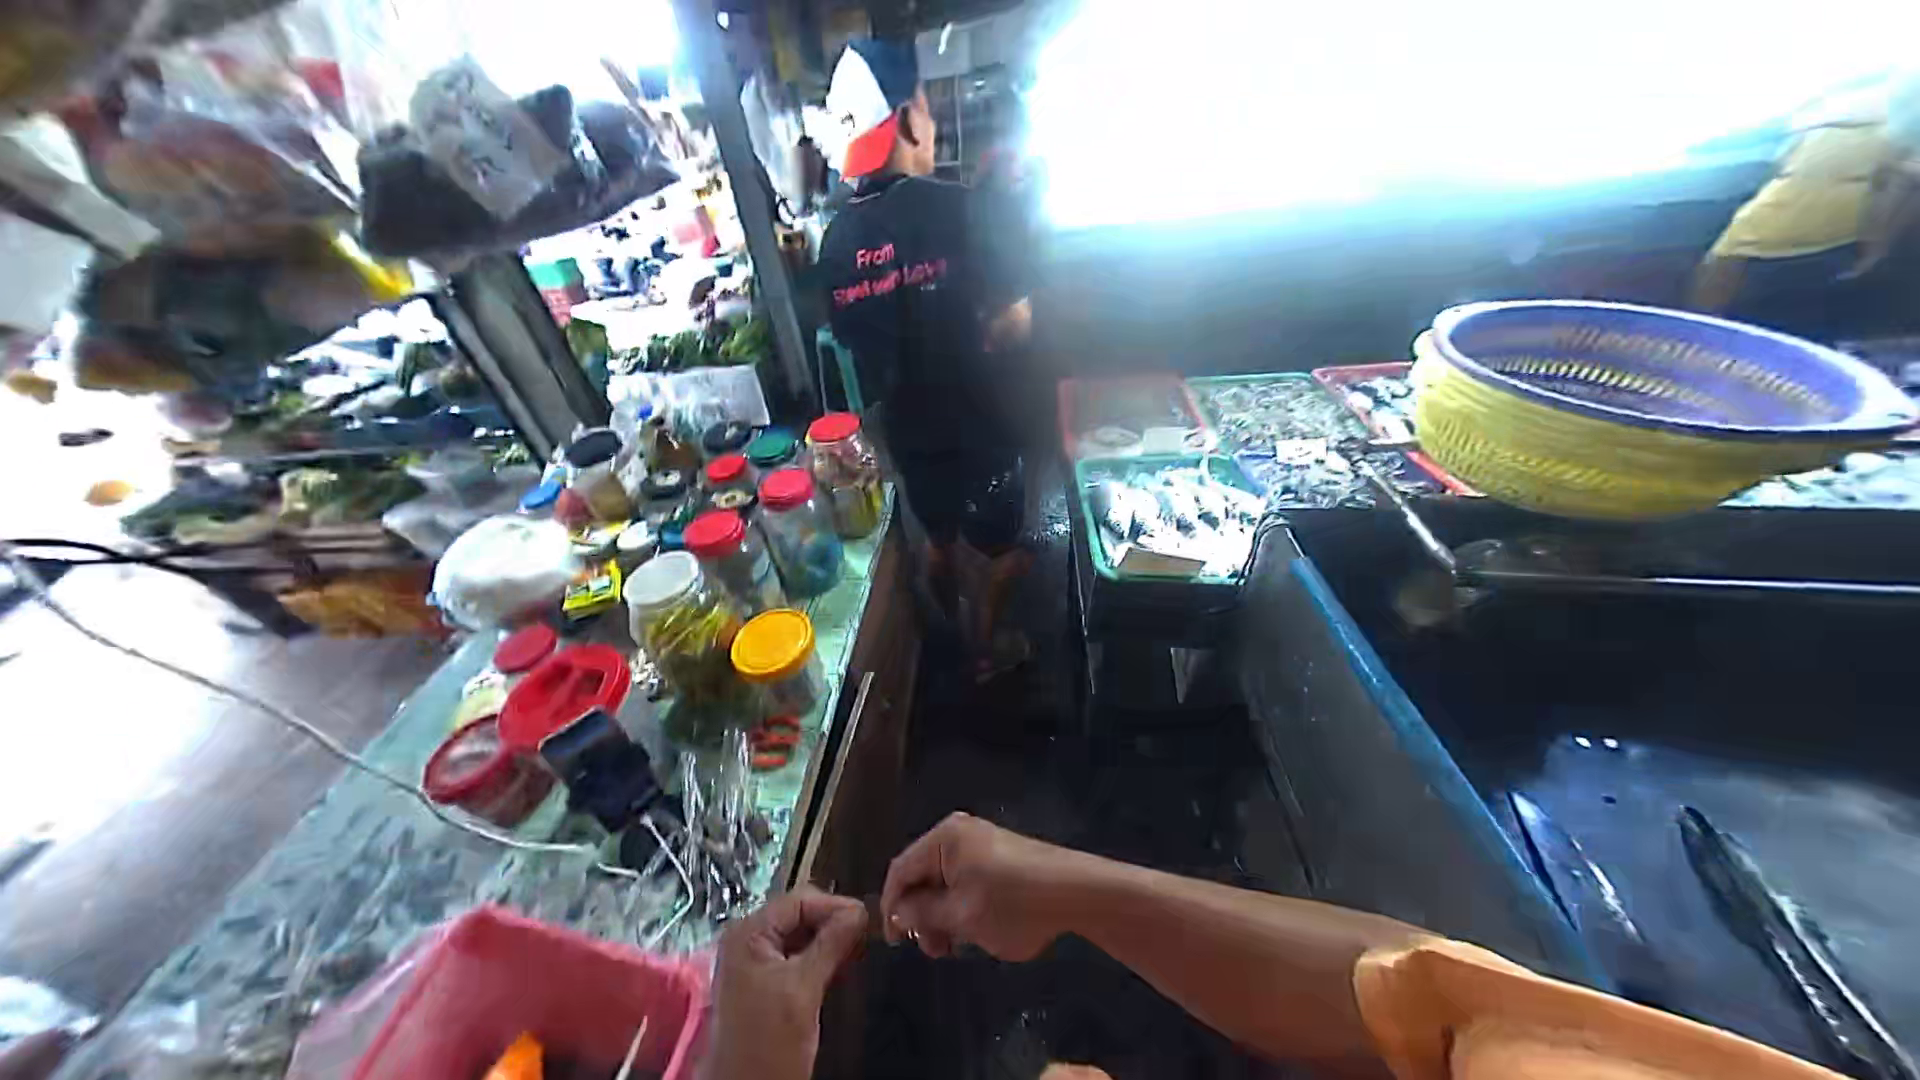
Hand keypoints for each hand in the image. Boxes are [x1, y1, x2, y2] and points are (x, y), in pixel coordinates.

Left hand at [698, 887, 866, 1079]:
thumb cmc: (766, 1046)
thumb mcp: (803, 990)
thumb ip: (831, 943)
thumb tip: (859, 910)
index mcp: (749, 933)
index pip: (800, 900)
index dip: (834, 906)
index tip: (866, 919)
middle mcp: (748, 939)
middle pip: (800, 914)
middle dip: (832, 922)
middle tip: (865, 935)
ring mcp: (754, 961)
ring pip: (802, 934)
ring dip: (829, 940)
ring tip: (856, 950)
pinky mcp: (764, 982)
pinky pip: (798, 954)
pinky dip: (820, 957)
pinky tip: (840, 965)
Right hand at [880, 812, 1084, 960]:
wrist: (1074, 891)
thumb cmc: (1013, 903)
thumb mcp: (961, 916)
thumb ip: (923, 913)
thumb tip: (897, 911)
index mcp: (945, 838)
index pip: (901, 869)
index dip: (892, 906)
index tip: (896, 942)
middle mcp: (959, 833)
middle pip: (923, 875)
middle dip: (923, 915)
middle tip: (935, 951)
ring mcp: (981, 842)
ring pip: (945, 882)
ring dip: (943, 915)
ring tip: (958, 946)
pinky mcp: (998, 855)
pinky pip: (966, 880)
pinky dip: (962, 906)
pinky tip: (976, 930)